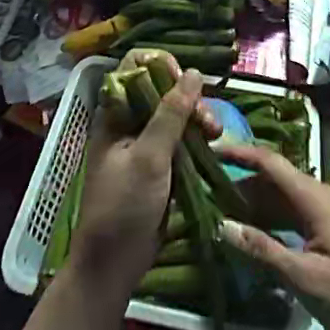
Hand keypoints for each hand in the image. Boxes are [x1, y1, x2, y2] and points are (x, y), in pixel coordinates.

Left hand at [69, 66, 206, 292]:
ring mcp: (142, 142)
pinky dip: (195, 138)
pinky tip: (213, 145)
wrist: (114, 262)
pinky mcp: (157, 164)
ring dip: (196, 118)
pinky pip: (179, 138)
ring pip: (173, 114)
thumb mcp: (149, 157)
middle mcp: (127, 121)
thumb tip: (194, 73)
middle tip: (207, 122)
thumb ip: (170, 114)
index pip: (134, 67)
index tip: (184, 84)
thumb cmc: (124, 205)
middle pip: (160, 89)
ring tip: (215, 135)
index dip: (160, 66)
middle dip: (187, 97)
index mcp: (114, 112)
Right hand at [218, 142, 329, 329]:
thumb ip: (264, 251)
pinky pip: (294, 215)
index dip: (237, 153)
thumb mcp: (308, 280)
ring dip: (253, 206)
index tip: (207, 151)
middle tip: (204, 196)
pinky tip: (256, 240)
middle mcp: (320, 196)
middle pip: (272, 179)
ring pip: (282, 198)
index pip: (268, 161)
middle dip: (238, 184)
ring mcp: (329, 214)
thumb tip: (222, 225)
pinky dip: (271, 221)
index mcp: (313, 198)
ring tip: (221, 217)